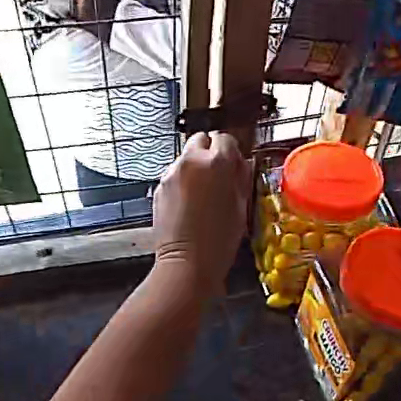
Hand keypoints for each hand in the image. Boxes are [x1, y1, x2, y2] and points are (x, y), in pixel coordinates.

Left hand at [151, 131, 247, 298]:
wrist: (187, 262)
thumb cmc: (220, 239)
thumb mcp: (241, 205)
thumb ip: (240, 177)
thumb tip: (239, 165)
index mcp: (216, 162)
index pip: (225, 138)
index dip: (231, 152)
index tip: (234, 166)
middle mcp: (190, 161)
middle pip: (201, 140)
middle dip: (209, 152)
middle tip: (218, 175)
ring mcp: (171, 174)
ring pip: (185, 158)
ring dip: (195, 168)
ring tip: (203, 194)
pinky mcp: (159, 188)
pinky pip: (174, 176)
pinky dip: (182, 182)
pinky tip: (189, 204)